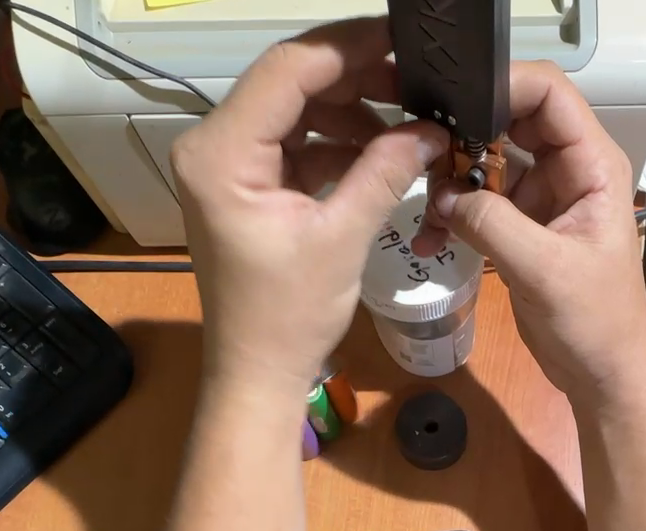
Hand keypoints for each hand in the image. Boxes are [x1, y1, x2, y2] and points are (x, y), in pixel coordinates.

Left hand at [170, 18, 446, 396]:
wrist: (259, 374)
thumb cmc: (289, 317)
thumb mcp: (341, 240)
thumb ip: (383, 174)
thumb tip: (429, 129)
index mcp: (222, 153)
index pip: (287, 71)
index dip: (348, 48)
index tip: (401, 40)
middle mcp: (215, 148)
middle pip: (289, 86)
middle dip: (354, 82)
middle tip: (414, 87)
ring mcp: (229, 170)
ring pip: (295, 116)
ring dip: (350, 118)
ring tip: (406, 127)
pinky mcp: (248, 192)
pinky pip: (296, 150)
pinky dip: (337, 151)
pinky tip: (379, 157)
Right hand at [411, 63, 645, 406]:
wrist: (600, 374)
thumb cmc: (594, 321)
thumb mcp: (546, 270)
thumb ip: (493, 225)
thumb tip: (441, 196)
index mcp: (591, 166)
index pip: (548, 96)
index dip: (502, 86)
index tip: (452, 102)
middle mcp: (566, 173)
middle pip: (508, 124)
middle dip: (464, 137)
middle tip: (422, 160)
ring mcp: (541, 202)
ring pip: (486, 167)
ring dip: (451, 186)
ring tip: (424, 215)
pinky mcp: (520, 232)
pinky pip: (479, 209)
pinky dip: (453, 220)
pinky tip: (429, 241)